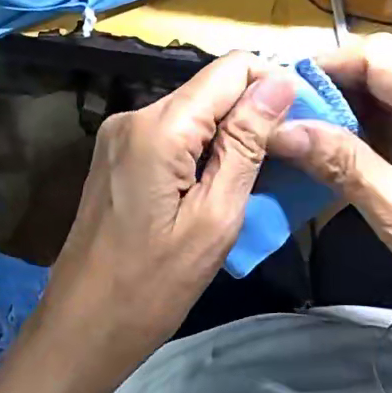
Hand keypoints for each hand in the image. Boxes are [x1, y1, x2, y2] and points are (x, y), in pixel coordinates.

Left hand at [39, 52, 296, 379]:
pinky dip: (201, 149)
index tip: (307, 118)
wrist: (83, 323)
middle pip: (209, 89)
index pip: (230, 69)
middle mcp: (133, 116)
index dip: (274, 82)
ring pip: (192, 113)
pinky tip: (220, 182)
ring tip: (262, 174)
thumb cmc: (153, 285)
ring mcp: (119, 136)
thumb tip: (279, 84)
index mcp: (158, 127)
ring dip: (229, 134)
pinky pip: (170, 135)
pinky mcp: (115, 156)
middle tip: (291, 154)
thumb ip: (246, 144)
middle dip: (254, 112)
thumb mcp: (214, 218)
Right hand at [267, 35, 391, 354]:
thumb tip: (282, 130)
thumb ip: (346, 167)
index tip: (277, 94)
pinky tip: (347, 149)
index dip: (327, 68)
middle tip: (287, 119)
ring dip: (355, 108)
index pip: (384, 60)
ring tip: (307, 134)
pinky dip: (380, 127)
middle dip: (337, 88)